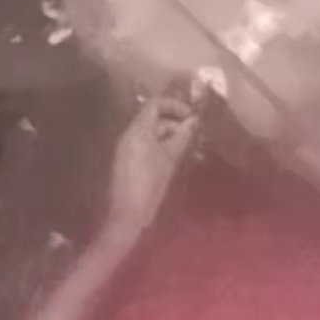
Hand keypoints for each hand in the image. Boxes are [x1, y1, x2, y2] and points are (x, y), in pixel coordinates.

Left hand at [105, 91, 197, 239]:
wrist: (127, 214)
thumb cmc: (150, 185)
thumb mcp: (169, 160)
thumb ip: (181, 137)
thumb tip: (193, 120)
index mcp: (137, 131)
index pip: (155, 105)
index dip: (174, 106)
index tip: (191, 116)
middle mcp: (129, 134)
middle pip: (152, 117)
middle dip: (174, 122)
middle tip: (193, 134)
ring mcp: (126, 147)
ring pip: (149, 131)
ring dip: (168, 134)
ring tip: (187, 147)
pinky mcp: (127, 159)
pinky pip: (145, 143)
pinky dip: (160, 144)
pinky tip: (173, 157)